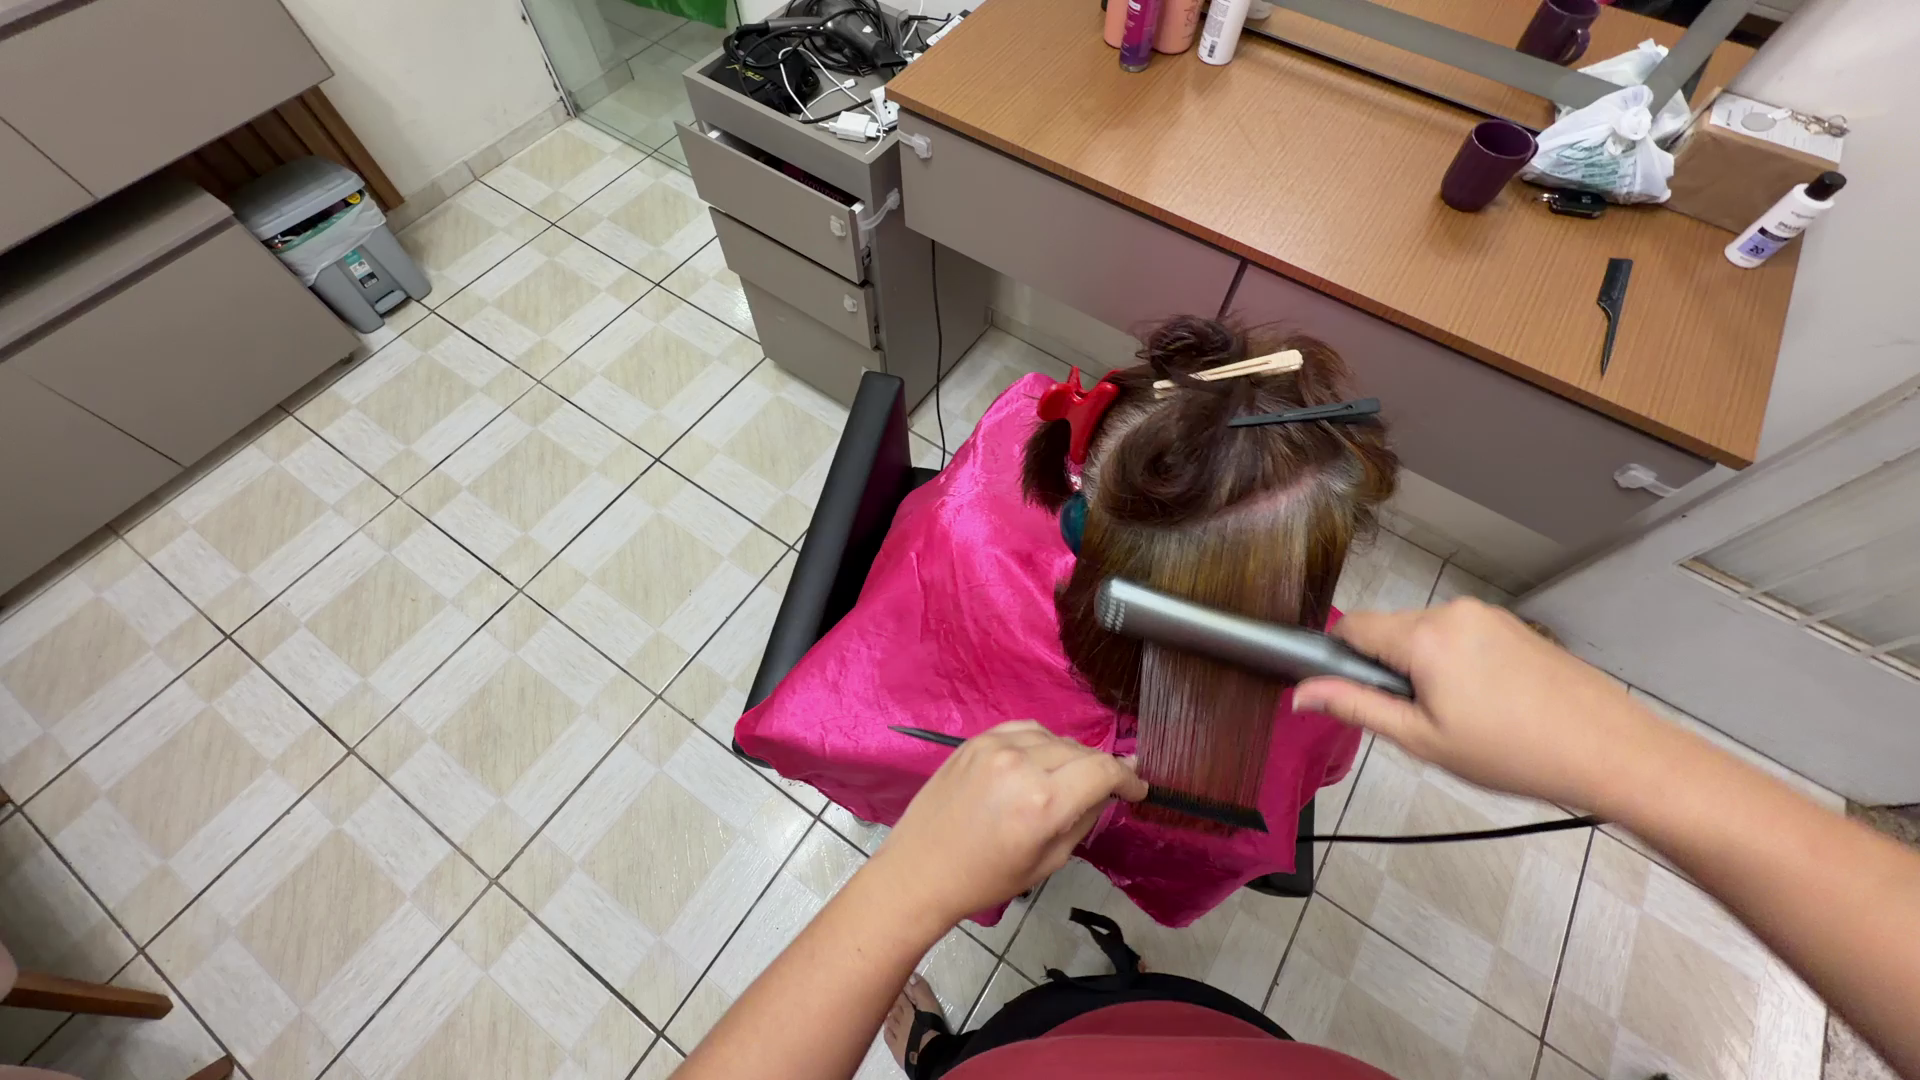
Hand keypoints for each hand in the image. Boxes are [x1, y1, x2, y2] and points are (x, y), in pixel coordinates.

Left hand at [870, 721, 1147, 928]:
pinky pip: (1024, 729)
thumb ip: (1083, 818)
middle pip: (1081, 751)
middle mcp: (1021, 764)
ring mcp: (995, 746)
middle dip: (1099, 769)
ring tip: (1066, 779)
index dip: (1128, 778)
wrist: (920, 869)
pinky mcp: (976, 739)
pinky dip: (1040, 741)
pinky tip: (1038, 761)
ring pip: (1055, 737)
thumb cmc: (986, 879)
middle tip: (1106, 788)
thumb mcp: (1048, 861)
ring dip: (1069, 755)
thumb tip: (1108, 790)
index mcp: (1042, 802)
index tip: (1137, 788)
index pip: (1103, 770)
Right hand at [1292, 598, 1657, 810]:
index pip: (1350, 626)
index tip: (1362, 695)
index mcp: (1423, 636)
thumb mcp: (1421, 739)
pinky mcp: (1512, 624)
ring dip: (1420, 663)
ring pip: (1421, 632)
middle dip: (1386, 665)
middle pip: (1387, 629)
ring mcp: (1486, 614)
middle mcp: (1451, 611)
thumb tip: (1297, 693)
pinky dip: (1453, 659)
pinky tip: (1486, 700)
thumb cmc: (1512, 753)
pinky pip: (1456, 633)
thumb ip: (1354, 707)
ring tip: (1459, 712)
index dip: (1341, 658)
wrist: (1618, 754)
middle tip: (1420, 716)